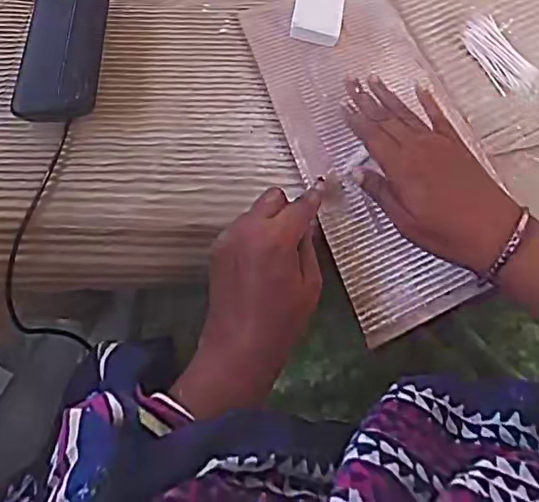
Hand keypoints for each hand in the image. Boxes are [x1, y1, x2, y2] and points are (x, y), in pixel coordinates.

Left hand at [170, 185, 323, 419]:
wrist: (238, 347)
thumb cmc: (282, 322)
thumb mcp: (309, 285)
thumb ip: (308, 247)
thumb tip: (306, 225)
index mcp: (276, 237)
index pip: (299, 205)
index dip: (313, 199)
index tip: (321, 192)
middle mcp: (249, 227)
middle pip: (273, 197)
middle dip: (287, 208)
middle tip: (296, 232)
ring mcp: (230, 235)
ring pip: (256, 211)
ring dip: (269, 221)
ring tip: (275, 254)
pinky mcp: (218, 246)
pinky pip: (242, 227)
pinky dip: (253, 234)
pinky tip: (258, 263)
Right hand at [343, 76, 522, 272]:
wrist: (496, 232)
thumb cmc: (449, 233)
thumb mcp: (406, 222)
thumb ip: (381, 193)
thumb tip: (358, 173)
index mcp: (401, 167)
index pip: (371, 136)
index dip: (355, 119)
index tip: (343, 105)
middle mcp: (417, 148)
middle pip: (385, 118)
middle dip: (365, 98)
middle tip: (351, 82)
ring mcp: (438, 143)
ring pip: (406, 113)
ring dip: (388, 95)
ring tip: (373, 80)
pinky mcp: (456, 145)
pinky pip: (438, 117)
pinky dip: (428, 101)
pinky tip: (420, 89)